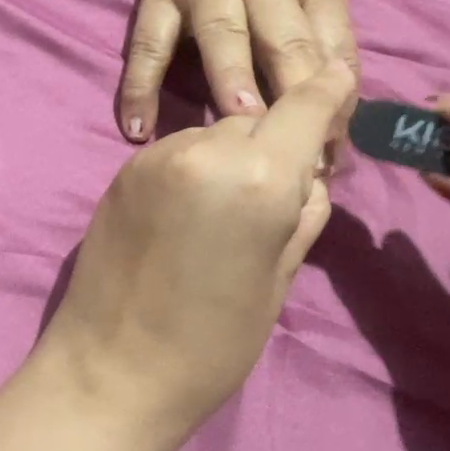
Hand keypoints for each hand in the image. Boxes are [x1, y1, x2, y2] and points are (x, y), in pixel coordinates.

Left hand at [50, 62, 354, 422]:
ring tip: (221, 215)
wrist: (109, 371)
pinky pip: (177, 152)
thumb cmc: (210, 346)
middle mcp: (205, 151)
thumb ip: (302, 215)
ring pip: (215, 134)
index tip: (340, 79)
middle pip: (258, 122)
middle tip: (276, 195)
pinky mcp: (122, 172)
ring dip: (230, 158)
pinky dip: (193, 169)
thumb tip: (311, 176)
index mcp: (258, 179)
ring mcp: (156, 157)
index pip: (306, 106)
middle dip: (275, 146)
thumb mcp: (277, 282)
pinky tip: (185, 217)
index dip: (328, 91)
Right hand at [120, 0, 355, 141]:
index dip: (338, 105)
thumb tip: (334, 94)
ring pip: (222, 35)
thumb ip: (326, 19)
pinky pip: (148, 41)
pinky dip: (138, 83)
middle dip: (296, 103)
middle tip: (300, 164)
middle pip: (285, 43)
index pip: (332, 47)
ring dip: (231, 82)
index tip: (336, 158)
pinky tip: (136, 127)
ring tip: (238, 134)